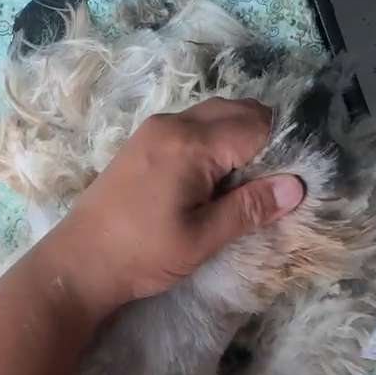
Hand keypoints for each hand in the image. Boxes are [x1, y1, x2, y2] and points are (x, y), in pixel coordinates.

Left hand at [30, 97, 306, 311]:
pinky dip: (208, 146)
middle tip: (255, 191)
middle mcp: (173, 124)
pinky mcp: (141, 144)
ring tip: (229, 192)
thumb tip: (296, 187)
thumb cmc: (141, 255)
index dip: (276, 152)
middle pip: (237, 111)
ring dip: (233, 144)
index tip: (277, 187)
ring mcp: (153, 130)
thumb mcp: (201, 240)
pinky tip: (202, 186)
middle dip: (258, 143)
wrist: (79, 264)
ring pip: (213, 117)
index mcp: (191, 143)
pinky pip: (190, 129)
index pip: (257, 124)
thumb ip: (249, 209)